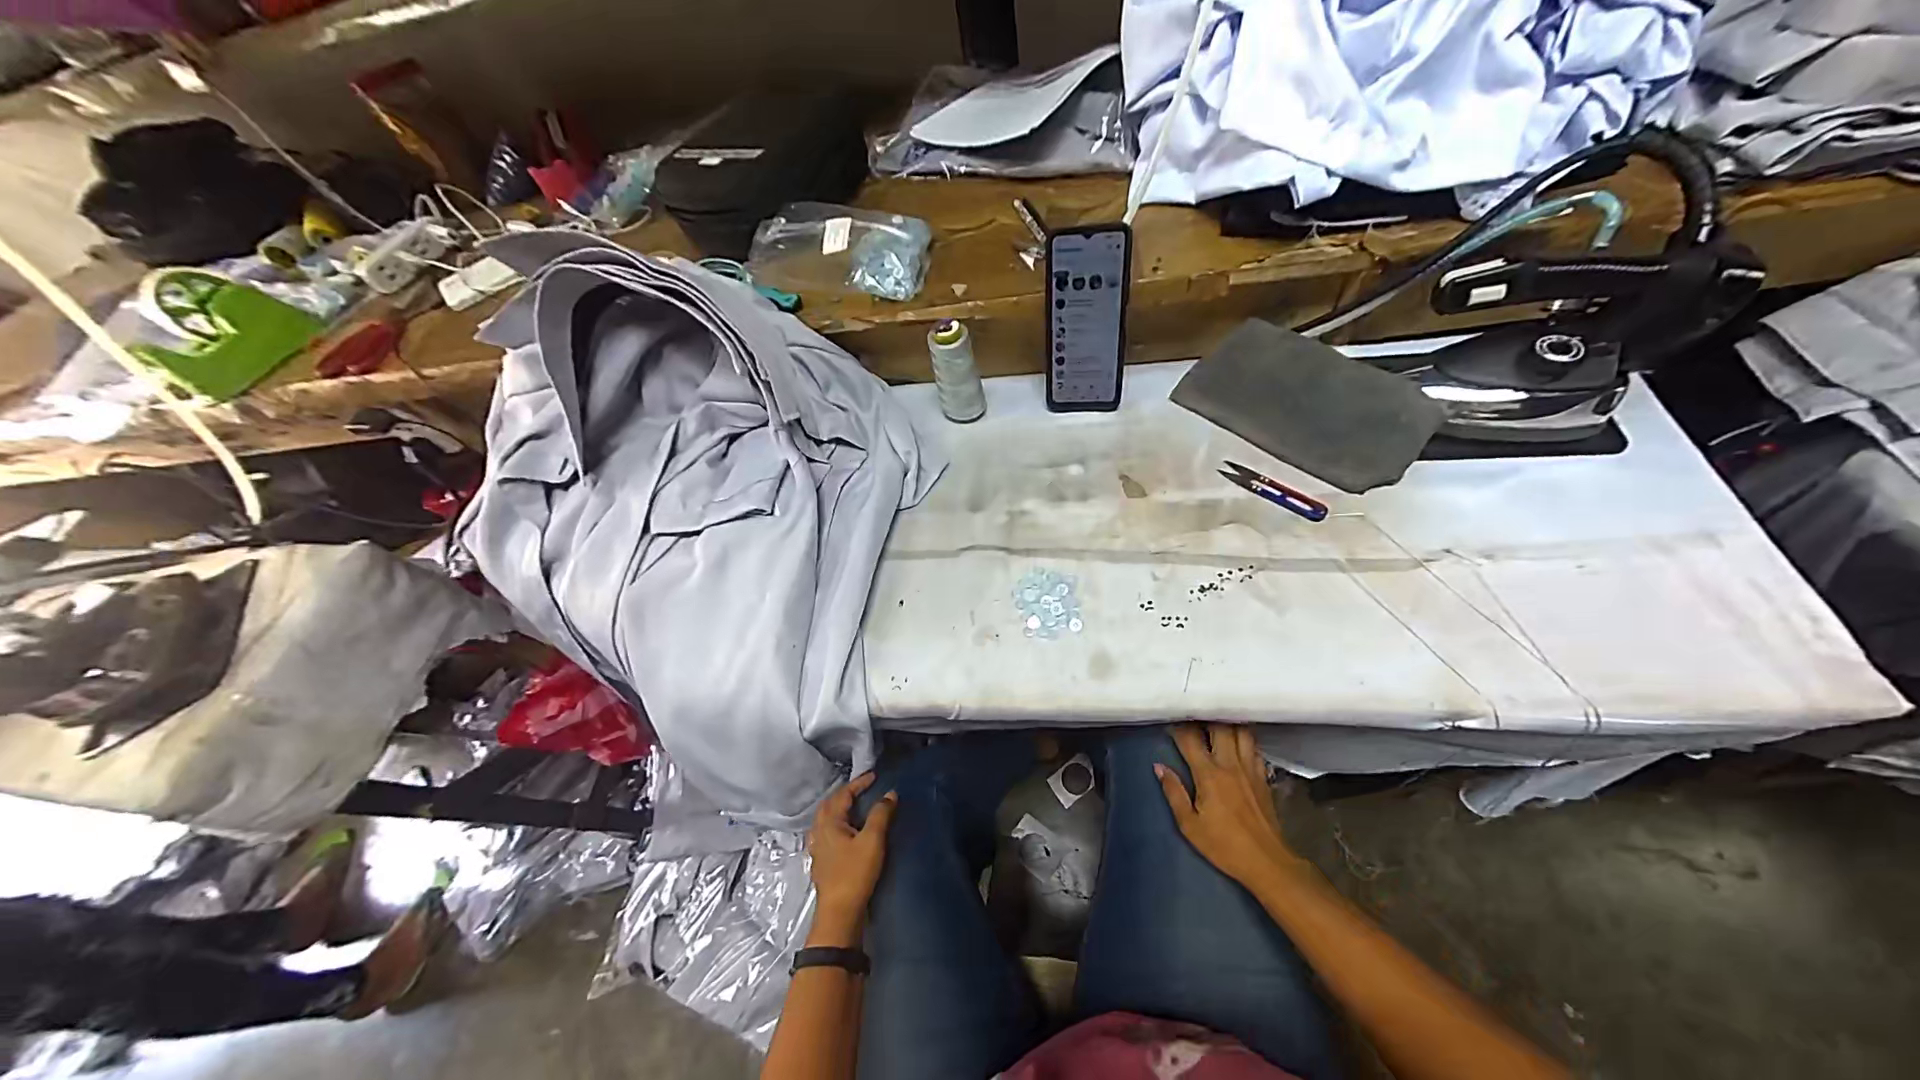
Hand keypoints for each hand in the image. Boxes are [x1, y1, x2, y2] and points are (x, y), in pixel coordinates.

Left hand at [805, 773, 897, 934]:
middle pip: (830, 804)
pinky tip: (847, 830)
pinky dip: (839, 822)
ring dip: (841, 807)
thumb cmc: (855, 873)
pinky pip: (828, 831)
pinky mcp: (822, 860)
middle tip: (864, 787)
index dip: (859, 783)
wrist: (839, 913)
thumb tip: (890, 794)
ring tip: (857, 805)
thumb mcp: (872, 841)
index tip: (874, 776)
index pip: (843, 794)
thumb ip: (881, 814)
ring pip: (827, 818)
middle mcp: (819, 831)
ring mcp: (818, 847)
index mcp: (829, 822)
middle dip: (846, 793)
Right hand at [1157, 723, 1311, 888]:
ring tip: (1216, 720)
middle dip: (1205, 717)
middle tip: (1193, 714)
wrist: (1267, 861)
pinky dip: (1244, 737)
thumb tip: (1159, 767)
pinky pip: (1254, 746)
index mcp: (1209, 775)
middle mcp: (1231, 764)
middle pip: (1220, 727)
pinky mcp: (1263, 776)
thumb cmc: (1224, 845)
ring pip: (1241, 731)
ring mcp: (1250, 768)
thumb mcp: (1190, 825)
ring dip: (1227, 722)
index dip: (1178, 727)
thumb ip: (1174, 792)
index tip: (1170, 721)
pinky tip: (1237, 739)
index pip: (1190, 740)